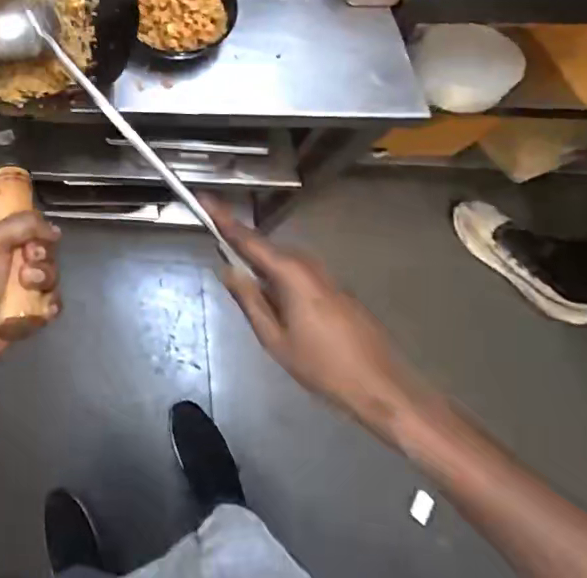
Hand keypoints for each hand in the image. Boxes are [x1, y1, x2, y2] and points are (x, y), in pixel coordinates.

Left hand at [0, 211, 60, 358]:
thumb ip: (25, 224)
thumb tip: (54, 229)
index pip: (26, 221)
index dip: (35, 229)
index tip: (33, 240)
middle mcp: (6, 254)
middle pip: (43, 247)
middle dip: (42, 258)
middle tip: (28, 265)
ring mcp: (16, 283)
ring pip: (49, 274)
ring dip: (45, 281)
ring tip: (30, 290)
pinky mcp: (26, 308)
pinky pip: (50, 300)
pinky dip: (49, 305)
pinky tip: (44, 311)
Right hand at [214, 202, 431, 439]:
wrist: (383, 389)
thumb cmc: (323, 367)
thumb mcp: (274, 339)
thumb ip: (248, 300)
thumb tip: (228, 269)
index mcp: (290, 273)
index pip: (247, 239)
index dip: (223, 218)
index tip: (204, 198)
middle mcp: (308, 265)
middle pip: (265, 251)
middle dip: (244, 256)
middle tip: (228, 276)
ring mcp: (325, 275)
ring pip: (282, 266)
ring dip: (265, 276)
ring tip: (262, 311)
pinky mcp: (336, 289)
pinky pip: (298, 277)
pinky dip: (283, 286)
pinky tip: (286, 317)